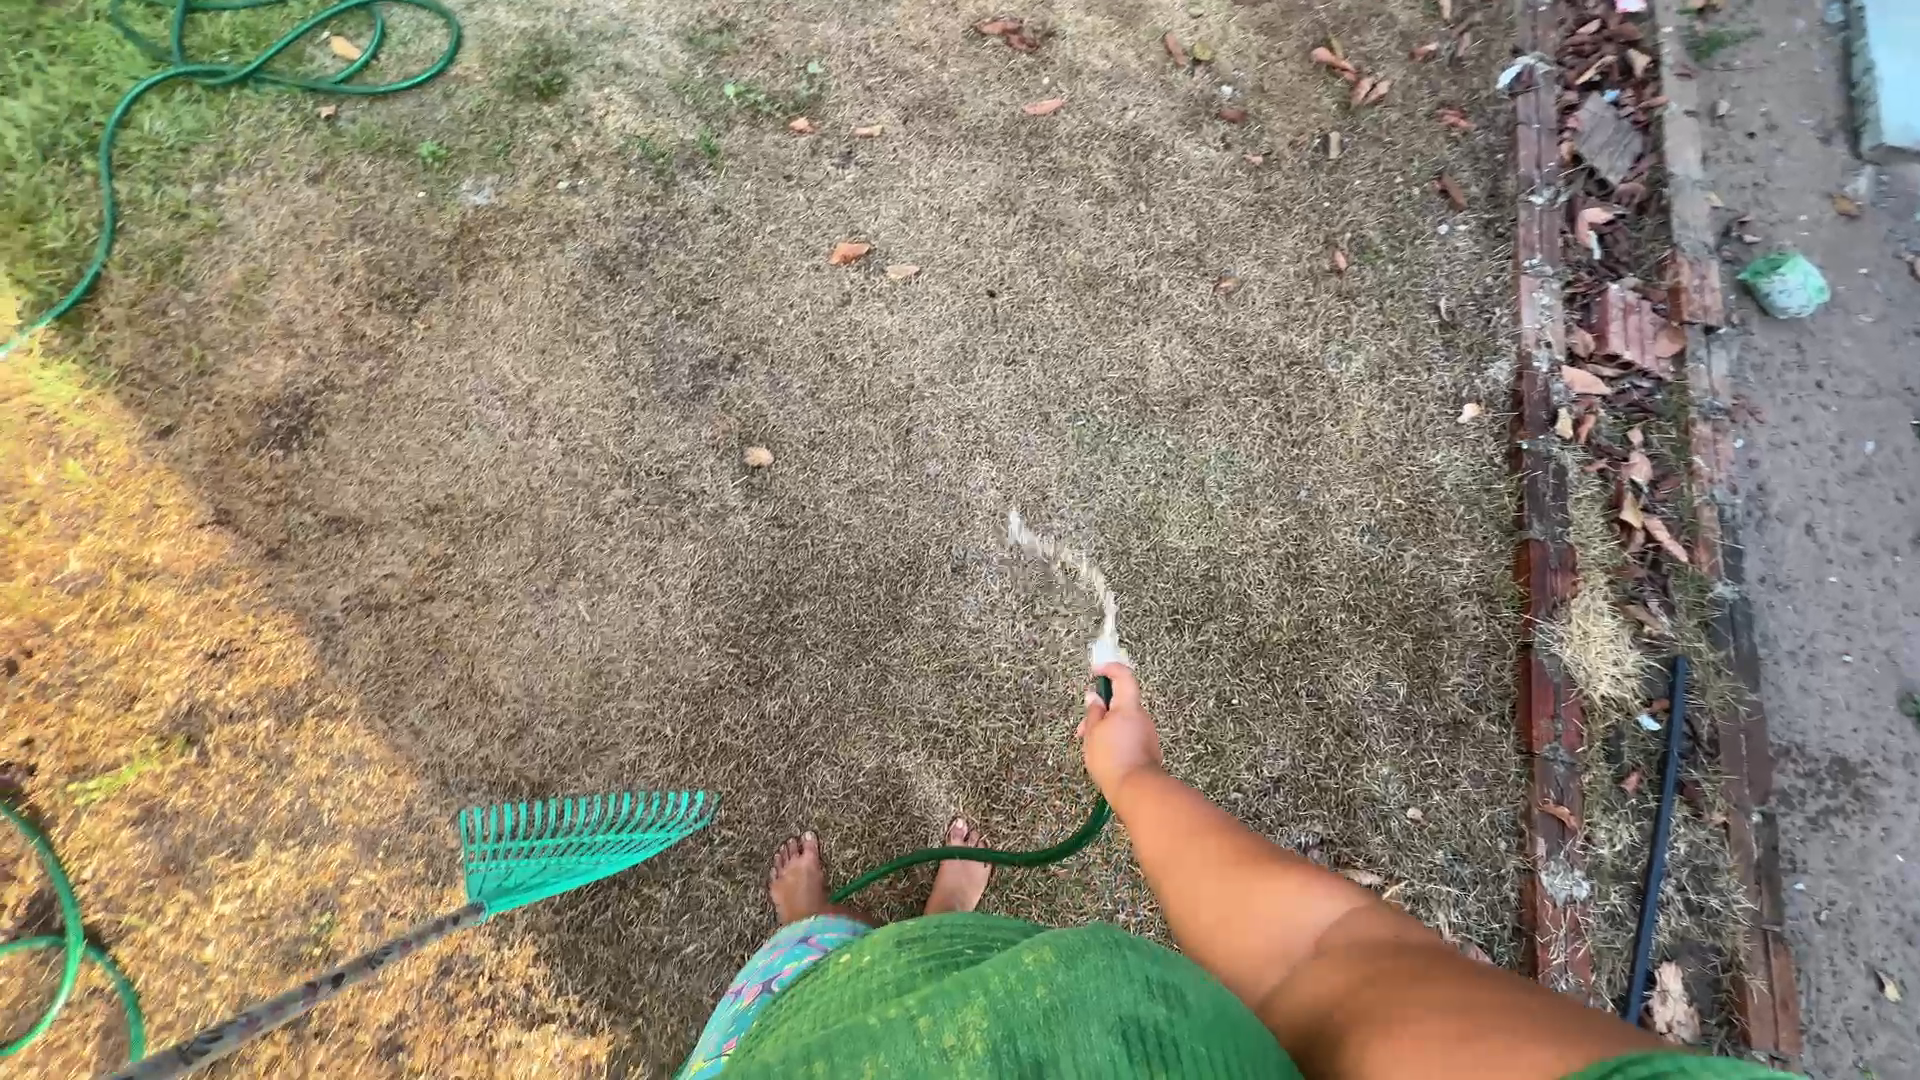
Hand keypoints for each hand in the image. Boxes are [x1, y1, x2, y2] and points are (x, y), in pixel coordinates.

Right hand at [1078, 663, 1161, 796]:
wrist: (1136, 790)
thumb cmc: (1112, 759)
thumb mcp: (1093, 732)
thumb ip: (1094, 712)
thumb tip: (1094, 698)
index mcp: (1128, 707)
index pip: (1123, 676)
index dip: (1109, 669)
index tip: (1095, 672)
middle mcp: (1141, 717)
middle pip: (1121, 701)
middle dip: (1101, 709)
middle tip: (1084, 726)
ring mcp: (1147, 733)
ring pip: (1123, 720)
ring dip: (1106, 726)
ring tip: (1090, 746)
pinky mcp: (1147, 749)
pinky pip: (1129, 735)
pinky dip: (1115, 738)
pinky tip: (1104, 755)